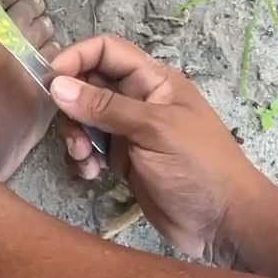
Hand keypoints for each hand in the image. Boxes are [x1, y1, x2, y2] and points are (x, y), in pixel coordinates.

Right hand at [47, 35, 277, 265]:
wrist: (225, 227)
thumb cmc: (200, 168)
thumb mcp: (153, 131)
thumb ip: (104, 107)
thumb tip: (56, 85)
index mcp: (153, 81)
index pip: (105, 51)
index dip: (76, 58)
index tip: (52, 82)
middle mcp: (137, 99)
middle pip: (87, 84)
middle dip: (72, 106)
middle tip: (72, 135)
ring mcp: (128, 129)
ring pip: (82, 116)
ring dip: (75, 135)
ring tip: (84, 159)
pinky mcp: (120, 158)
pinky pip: (88, 146)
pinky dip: (82, 158)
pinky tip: (91, 174)